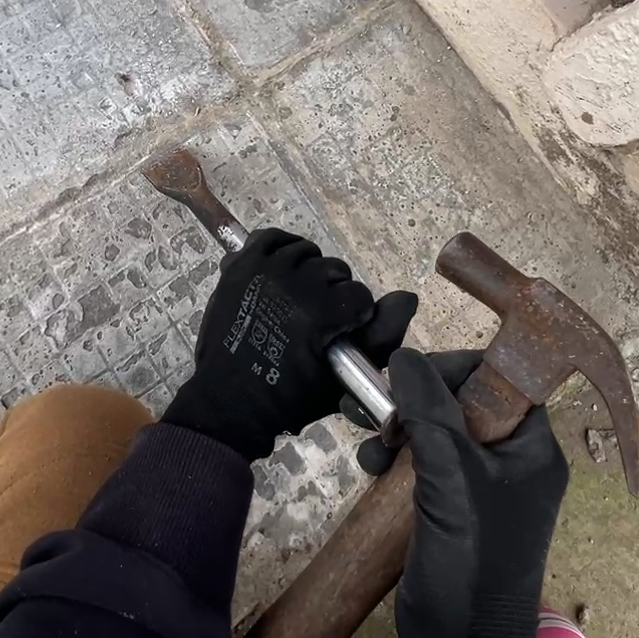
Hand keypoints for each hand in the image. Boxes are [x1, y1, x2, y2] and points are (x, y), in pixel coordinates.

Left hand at [161, 229, 415, 461]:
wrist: (229, 400)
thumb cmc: (289, 397)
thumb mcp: (342, 379)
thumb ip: (380, 339)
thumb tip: (408, 297)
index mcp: (320, 312)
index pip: (359, 295)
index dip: (355, 314)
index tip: (341, 331)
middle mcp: (294, 282)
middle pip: (333, 269)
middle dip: (333, 292)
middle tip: (318, 316)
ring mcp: (264, 269)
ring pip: (305, 250)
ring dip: (309, 269)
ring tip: (300, 294)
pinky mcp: (241, 264)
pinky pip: (271, 237)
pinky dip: (282, 246)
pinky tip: (284, 268)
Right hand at [360, 348, 569, 637]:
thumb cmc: (472, 556)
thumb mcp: (452, 474)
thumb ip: (429, 410)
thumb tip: (404, 355)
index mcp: (529, 448)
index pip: (497, 380)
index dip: (453, 369)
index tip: (411, 378)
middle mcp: (506, 460)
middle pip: (456, 400)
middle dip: (412, 399)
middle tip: (382, 410)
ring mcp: (475, 484)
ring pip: (430, 427)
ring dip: (393, 425)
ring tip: (370, 438)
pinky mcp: (445, 504)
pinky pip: (416, 459)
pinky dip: (389, 454)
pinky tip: (370, 465)